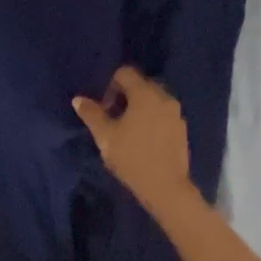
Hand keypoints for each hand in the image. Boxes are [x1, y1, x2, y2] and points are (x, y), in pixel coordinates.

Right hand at [73, 66, 196, 210]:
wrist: (165, 187)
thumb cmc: (132, 158)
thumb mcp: (105, 136)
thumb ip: (91, 114)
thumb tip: (78, 99)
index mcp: (145, 94)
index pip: (125, 73)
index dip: (110, 86)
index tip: (104, 108)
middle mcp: (165, 97)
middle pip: (141, 84)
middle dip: (125, 96)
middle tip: (113, 118)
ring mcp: (176, 113)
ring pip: (154, 99)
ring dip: (139, 107)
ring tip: (127, 130)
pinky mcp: (182, 128)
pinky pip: (163, 113)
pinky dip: (152, 118)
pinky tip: (143, 139)